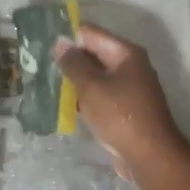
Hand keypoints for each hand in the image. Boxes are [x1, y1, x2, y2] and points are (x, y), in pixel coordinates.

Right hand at [55, 24, 187, 170]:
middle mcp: (130, 66)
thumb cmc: (119, 116)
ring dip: (74, 81)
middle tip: (40, 66)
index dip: (67, 37)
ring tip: (46, 85)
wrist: (148, 155)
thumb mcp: (92, 87)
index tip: (43, 46)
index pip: (90, 33)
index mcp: (125, 53)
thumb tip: (60, 43)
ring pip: (95, 77)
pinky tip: (64, 104)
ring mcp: (128, 88)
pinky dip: (84, 97)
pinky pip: (100, 95)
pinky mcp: (124, 108)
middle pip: (94, 54)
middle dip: (69, 59)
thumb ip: (74, 64)